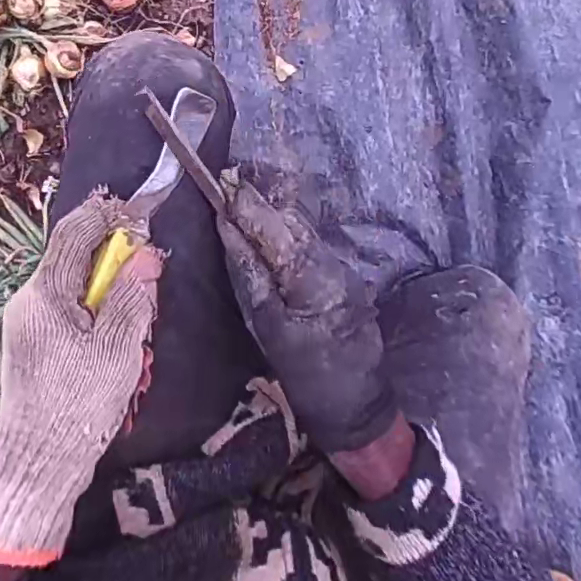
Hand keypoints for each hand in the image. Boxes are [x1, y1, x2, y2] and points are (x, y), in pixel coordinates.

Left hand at [0, 192, 161, 568]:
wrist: (38, 461)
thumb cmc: (79, 404)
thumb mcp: (118, 347)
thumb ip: (132, 296)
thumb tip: (145, 255)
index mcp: (43, 293)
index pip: (73, 234)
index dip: (105, 216)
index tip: (136, 211)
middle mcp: (27, 299)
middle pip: (72, 259)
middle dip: (110, 258)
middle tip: (145, 269)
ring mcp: (25, 322)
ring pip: (71, 287)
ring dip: (104, 288)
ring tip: (135, 312)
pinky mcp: (31, 343)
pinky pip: (66, 310)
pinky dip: (93, 311)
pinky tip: (113, 336)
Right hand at [216, 180, 397, 456]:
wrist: (356, 403)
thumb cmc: (306, 373)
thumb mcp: (268, 326)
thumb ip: (249, 273)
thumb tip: (228, 229)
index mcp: (312, 277)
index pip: (274, 229)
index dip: (248, 205)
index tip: (224, 182)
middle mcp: (332, 263)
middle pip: (292, 220)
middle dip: (261, 197)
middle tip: (230, 177)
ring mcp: (341, 267)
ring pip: (302, 228)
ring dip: (273, 207)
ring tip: (243, 191)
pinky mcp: (342, 274)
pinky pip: (308, 241)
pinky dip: (285, 226)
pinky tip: (267, 219)